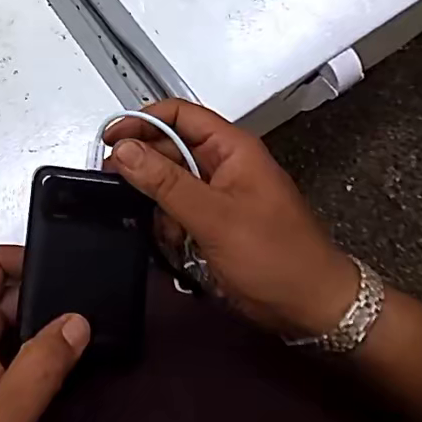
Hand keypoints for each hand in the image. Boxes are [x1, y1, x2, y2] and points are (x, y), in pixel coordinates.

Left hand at [0, 245, 89, 421]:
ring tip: (89, 336)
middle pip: (6, 295)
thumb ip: (45, 362)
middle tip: (94, 308)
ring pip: (11, 329)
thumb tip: (80, 319)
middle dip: (47, 298)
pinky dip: (36, 358)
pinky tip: (66, 369)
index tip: (71, 267)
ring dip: (43, 332)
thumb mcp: (6, 414)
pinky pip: (9, 358)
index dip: (27, 256)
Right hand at [105, 99, 360, 339]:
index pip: (179, 115)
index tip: (112, 138)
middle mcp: (222, 165)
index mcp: (232, 149)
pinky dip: (167, 225)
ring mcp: (217, 194)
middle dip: (143, 166)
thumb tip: (126, 150)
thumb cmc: (278, 257)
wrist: (309, 306)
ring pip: (168, 182)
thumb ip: (166, 182)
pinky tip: (172, 243)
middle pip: (169, 148)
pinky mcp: (211, 221)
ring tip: (160, 225)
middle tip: (117, 183)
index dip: (142, 120)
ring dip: (156, 203)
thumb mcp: (214, 216)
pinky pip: (175, 211)